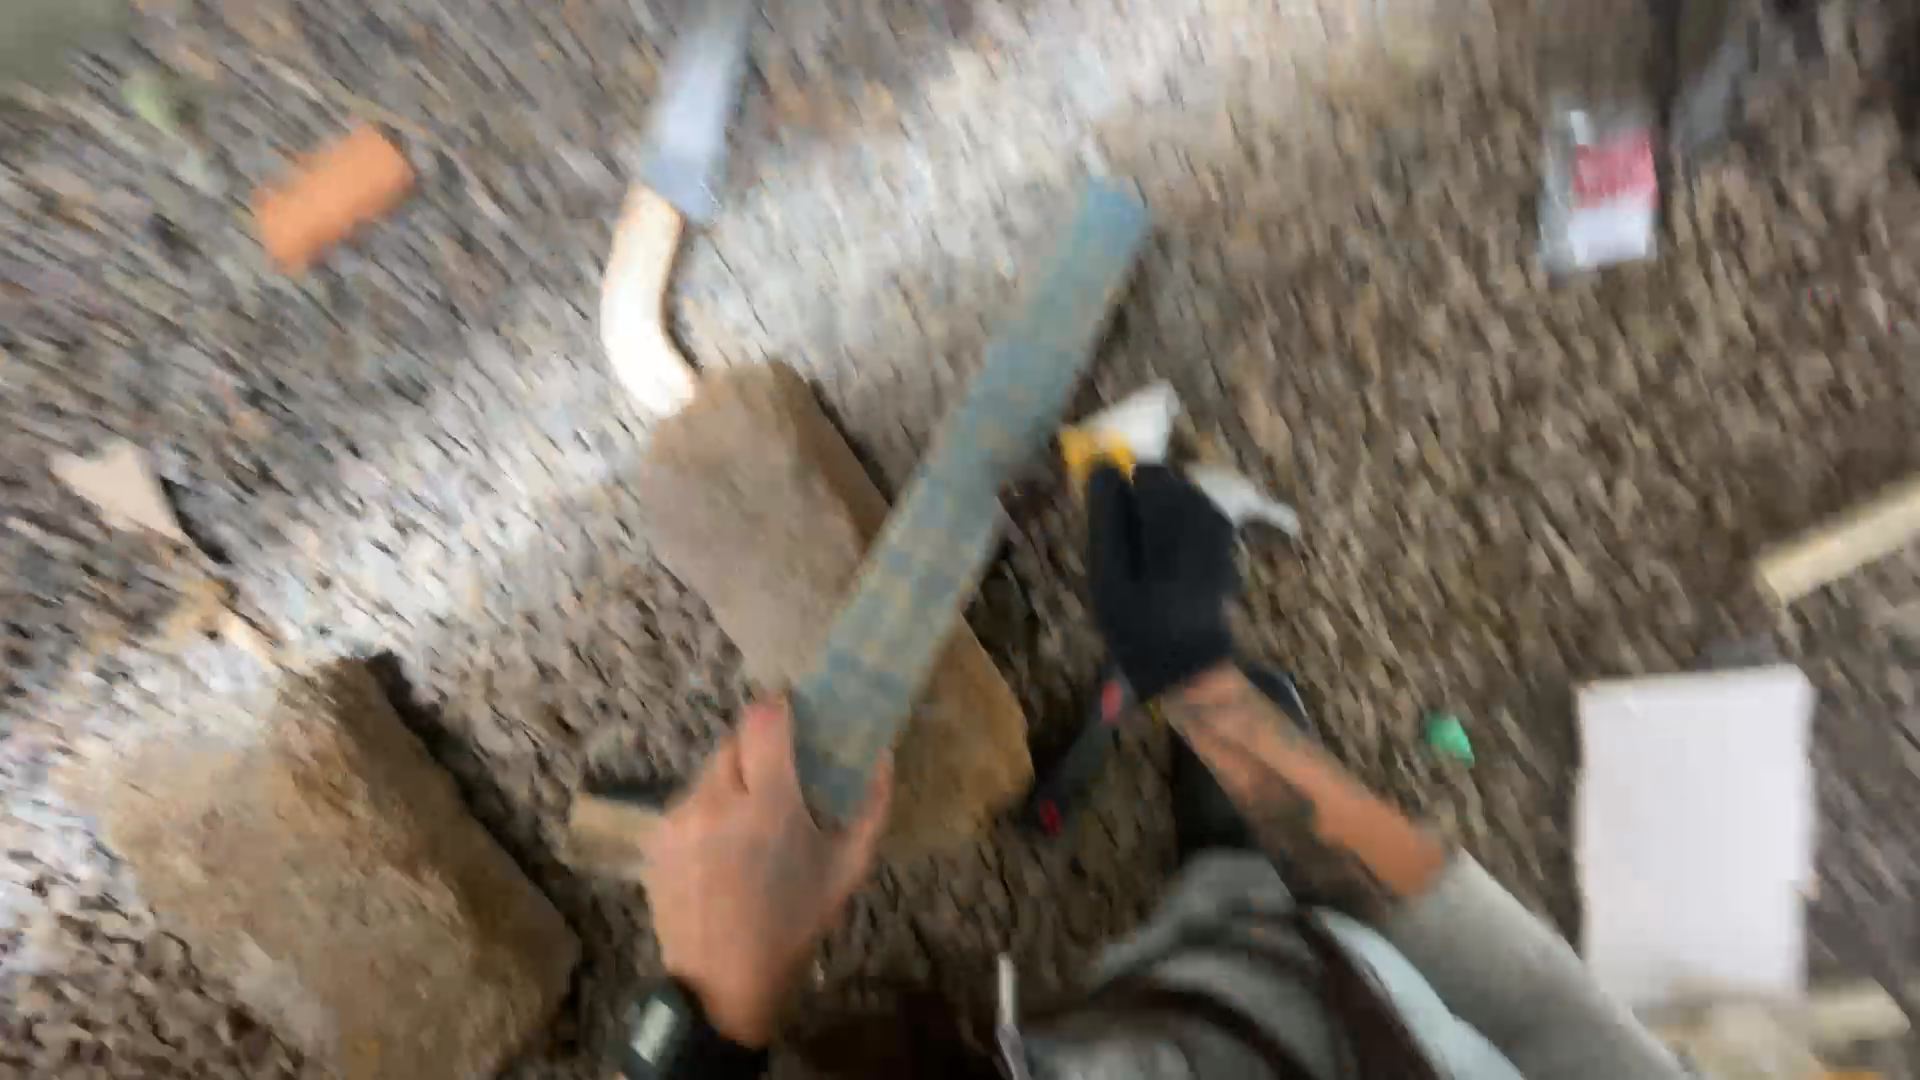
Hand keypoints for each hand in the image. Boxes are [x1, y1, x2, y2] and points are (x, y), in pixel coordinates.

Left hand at [639, 699, 892, 1046]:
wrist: (723, 985)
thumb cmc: (794, 920)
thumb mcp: (849, 867)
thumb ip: (872, 804)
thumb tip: (882, 754)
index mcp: (767, 806)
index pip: (763, 720)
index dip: (779, 706)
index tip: (794, 709)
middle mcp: (715, 802)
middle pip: (736, 738)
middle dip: (759, 744)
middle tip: (779, 768)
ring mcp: (678, 819)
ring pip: (710, 767)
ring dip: (734, 774)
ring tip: (751, 810)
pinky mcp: (655, 837)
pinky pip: (689, 797)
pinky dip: (711, 802)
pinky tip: (723, 839)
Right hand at [1086, 464, 1240, 699]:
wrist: (1188, 665)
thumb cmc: (1138, 623)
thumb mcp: (1107, 572)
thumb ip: (1106, 516)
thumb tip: (1102, 467)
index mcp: (1175, 515)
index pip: (1147, 472)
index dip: (1126, 488)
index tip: (1112, 521)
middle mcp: (1205, 513)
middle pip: (1168, 483)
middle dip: (1144, 503)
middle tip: (1127, 548)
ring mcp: (1221, 529)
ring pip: (1182, 499)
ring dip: (1161, 518)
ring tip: (1146, 562)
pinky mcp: (1226, 544)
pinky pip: (1195, 520)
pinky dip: (1178, 533)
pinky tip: (1168, 568)